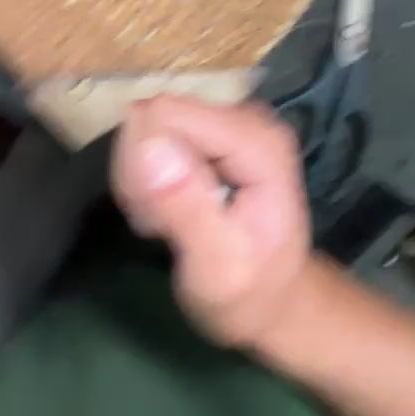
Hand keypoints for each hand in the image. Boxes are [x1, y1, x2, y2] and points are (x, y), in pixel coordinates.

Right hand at [111, 95, 311, 348]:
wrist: (273, 300)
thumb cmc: (249, 293)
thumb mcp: (216, 271)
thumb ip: (186, 210)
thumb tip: (149, 149)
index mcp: (258, 143)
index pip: (164, 115)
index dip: (143, 165)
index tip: (156, 218)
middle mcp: (245, 117)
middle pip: (153, 116)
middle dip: (142, 171)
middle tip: (162, 224)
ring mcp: (227, 117)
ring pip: (146, 123)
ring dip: (141, 176)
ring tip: (167, 220)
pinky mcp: (209, 124)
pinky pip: (150, 132)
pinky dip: (147, 174)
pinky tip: (168, 206)